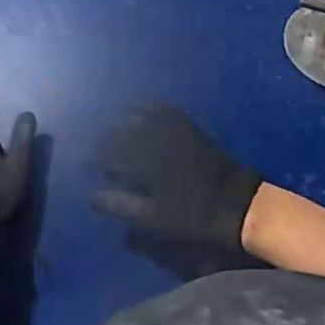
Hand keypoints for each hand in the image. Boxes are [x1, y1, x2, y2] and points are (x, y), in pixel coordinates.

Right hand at [92, 105, 262, 276]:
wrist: (237, 204)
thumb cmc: (191, 214)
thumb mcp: (151, 217)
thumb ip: (118, 204)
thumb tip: (91, 196)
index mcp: (138, 157)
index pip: (103, 152)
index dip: (92, 160)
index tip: (87, 168)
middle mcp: (148, 135)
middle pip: (113, 132)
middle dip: (102, 143)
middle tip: (99, 155)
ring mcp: (166, 126)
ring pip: (130, 116)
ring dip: (118, 125)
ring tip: (114, 137)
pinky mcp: (182, 124)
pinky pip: (155, 108)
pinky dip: (140, 109)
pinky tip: (136, 116)